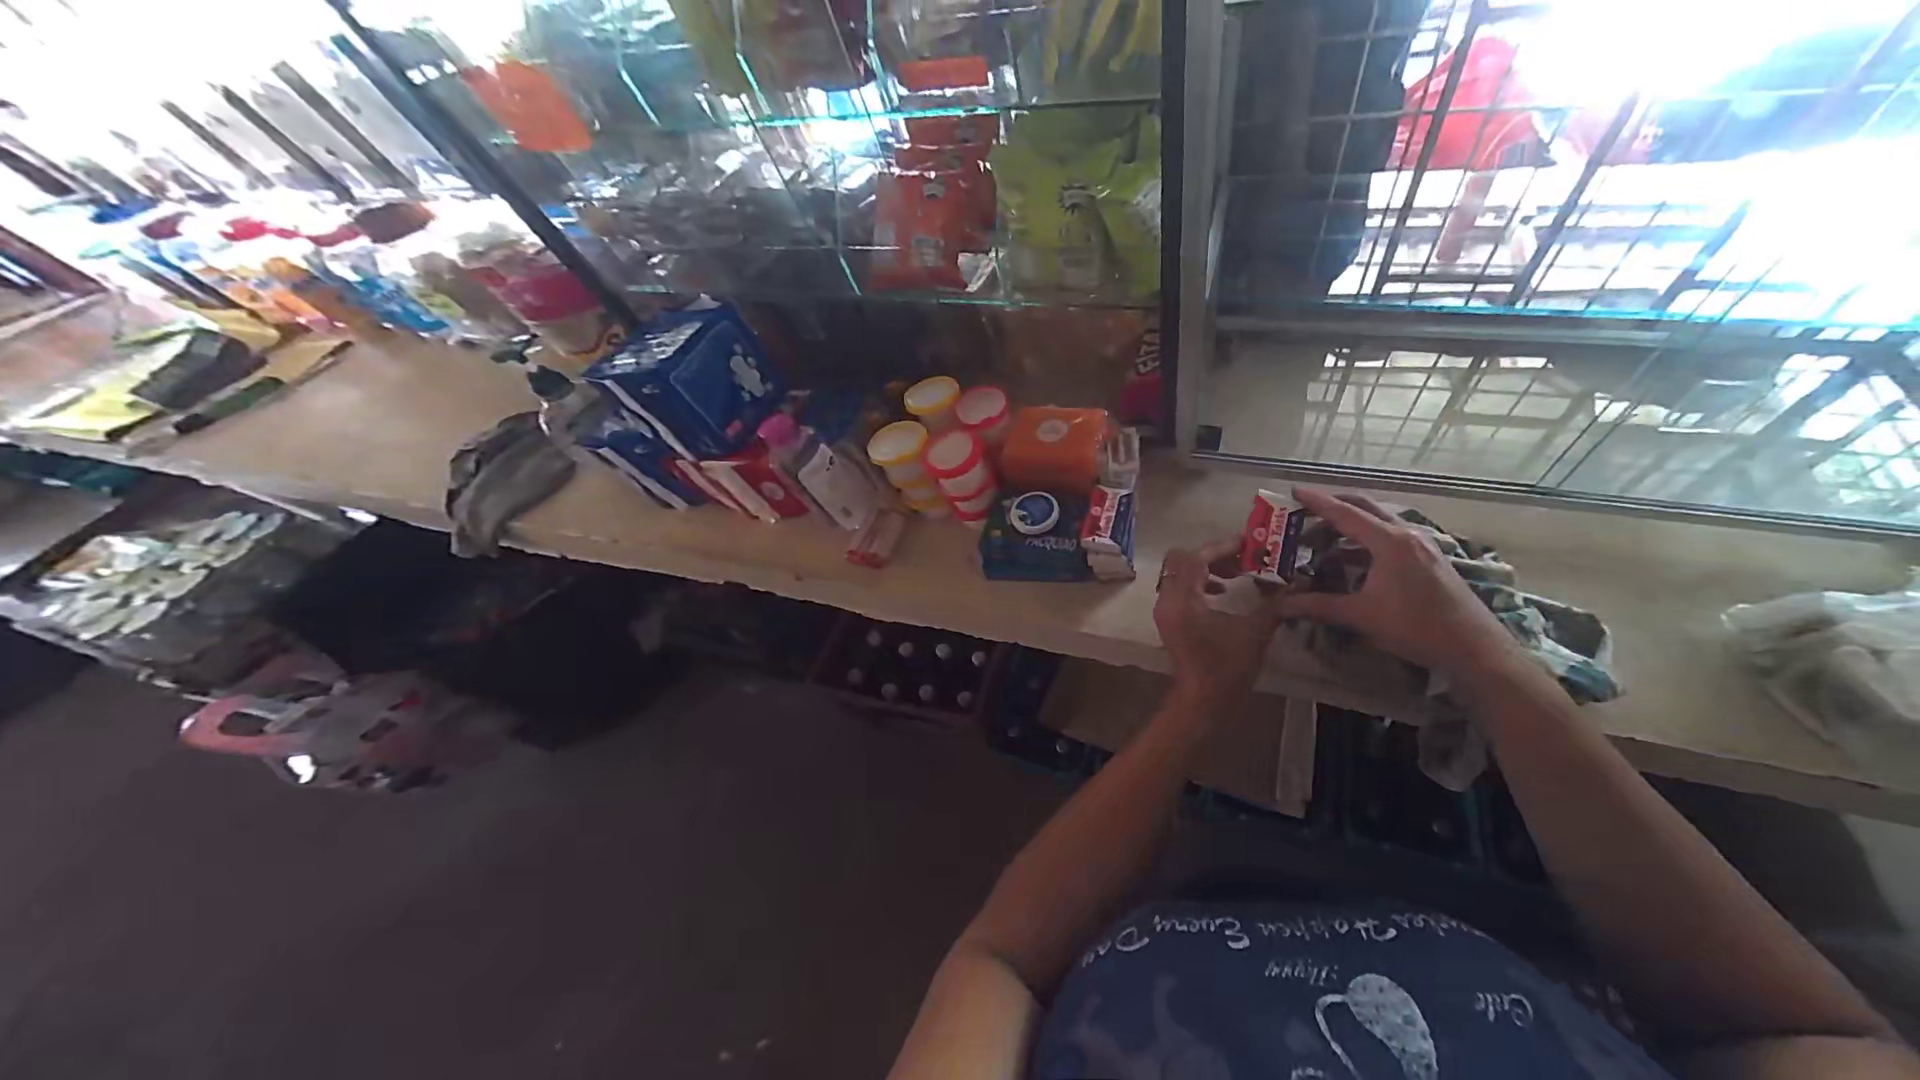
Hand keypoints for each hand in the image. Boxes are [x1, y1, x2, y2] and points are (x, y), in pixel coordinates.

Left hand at [1153, 538, 1286, 709]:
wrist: (1203, 701)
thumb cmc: (1228, 668)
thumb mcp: (1255, 632)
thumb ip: (1275, 603)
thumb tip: (1300, 582)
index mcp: (1182, 600)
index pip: (1194, 557)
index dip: (1221, 547)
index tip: (1248, 545)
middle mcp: (1166, 600)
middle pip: (1182, 560)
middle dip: (1213, 555)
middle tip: (1244, 558)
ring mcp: (1164, 609)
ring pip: (1179, 572)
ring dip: (1207, 567)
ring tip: (1238, 573)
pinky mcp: (1168, 618)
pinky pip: (1179, 587)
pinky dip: (1200, 582)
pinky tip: (1224, 590)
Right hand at [1276, 488, 1520, 678]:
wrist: (1474, 648)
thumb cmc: (1415, 627)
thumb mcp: (1361, 615)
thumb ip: (1317, 606)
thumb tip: (1279, 606)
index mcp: (1389, 542)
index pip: (1345, 513)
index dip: (1317, 502)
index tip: (1294, 491)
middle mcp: (1407, 535)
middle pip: (1365, 507)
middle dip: (1334, 505)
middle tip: (1305, 512)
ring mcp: (1422, 545)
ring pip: (1380, 521)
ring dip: (1351, 523)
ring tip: (1323, 536)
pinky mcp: (1430, 559)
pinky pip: (1391, 536)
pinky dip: (1367, 538)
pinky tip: (1354, 558)